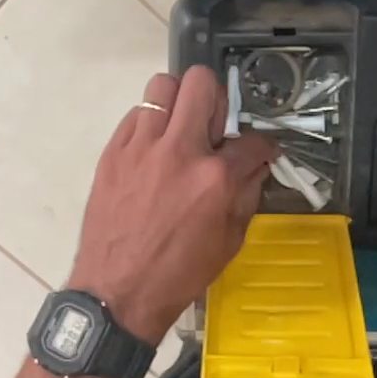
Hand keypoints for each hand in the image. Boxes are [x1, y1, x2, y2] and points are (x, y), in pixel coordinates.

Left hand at [68, 66, 277, 343]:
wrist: (117, 293)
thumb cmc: (178, 274)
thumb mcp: (230, 241)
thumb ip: (247, 195)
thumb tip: (254, 167)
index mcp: (214, 177)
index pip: (252, 141)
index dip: (264, 146)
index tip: (260, 151)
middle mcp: (178, 150)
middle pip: (201, 83)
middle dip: (217, 100)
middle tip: (213, 128)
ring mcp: (140, 147)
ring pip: (163, 85)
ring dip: (179, 102)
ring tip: (180, 131)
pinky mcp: (112, 152)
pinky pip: (135, 113)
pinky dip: (151, 124)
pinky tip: (154, 151)